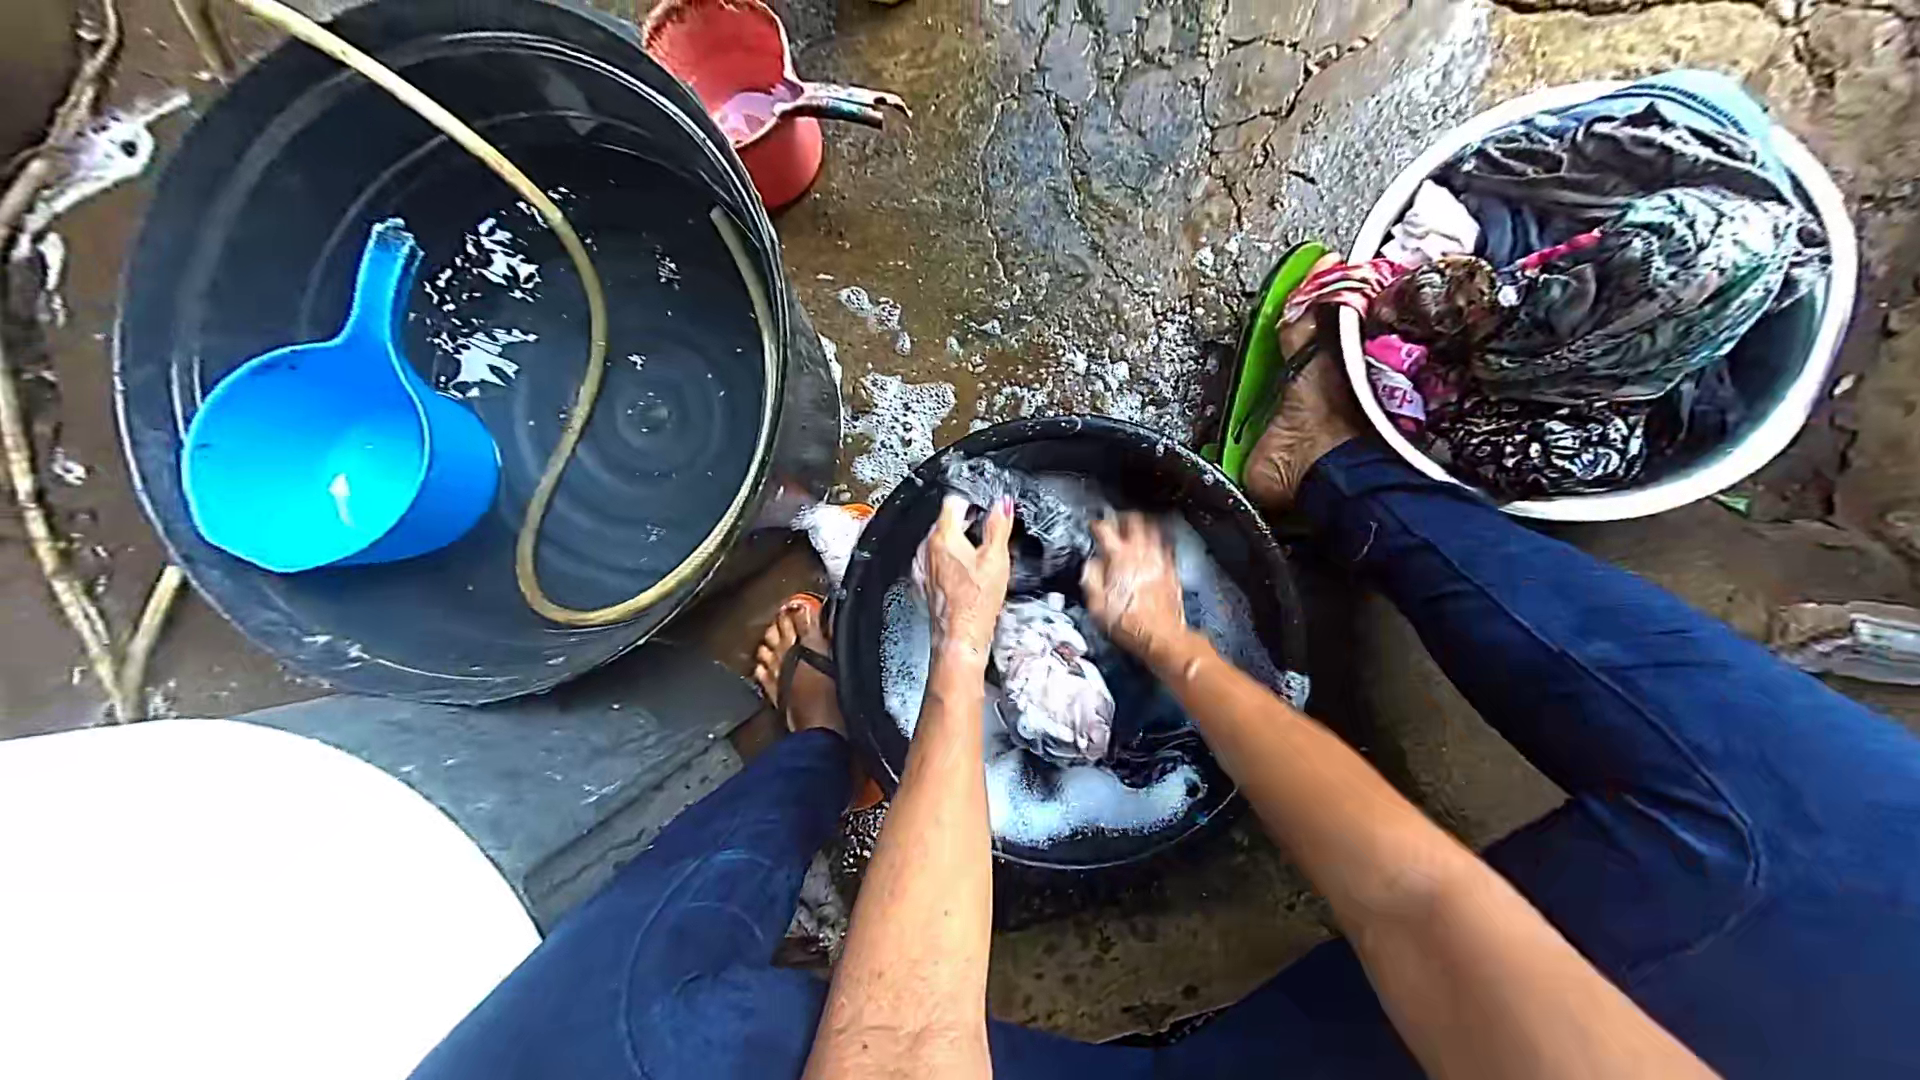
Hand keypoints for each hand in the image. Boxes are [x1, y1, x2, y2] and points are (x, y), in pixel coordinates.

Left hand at [913, 494, 1013, 665]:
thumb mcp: (996, 558)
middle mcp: (927, 549)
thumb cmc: (976, 602)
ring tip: (976, 557)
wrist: (960, 636)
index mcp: (943, 536)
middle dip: (965, 523)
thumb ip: (999, 525)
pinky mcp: (924, 583)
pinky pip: (935, 561)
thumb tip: (1003, 504)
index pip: (953, 502)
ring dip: (956, 543)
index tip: (983, 510)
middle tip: (985, 534)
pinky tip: (963, 574)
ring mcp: (923, 566)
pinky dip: (948, 562)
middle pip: (945, 521)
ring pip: (939, 542)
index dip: (971, 502)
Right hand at [1082, 513, 1189, 664]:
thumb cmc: (1130, 624)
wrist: (1161, 637)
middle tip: (1117, 519)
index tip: (1094, 526)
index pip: (1106, 530)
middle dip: (1123, 517)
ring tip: (1137, 526)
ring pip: (1153, 530)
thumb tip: (1090, 566)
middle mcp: (1141, 555)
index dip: (1097, 524)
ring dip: (1144, 525)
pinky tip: (1156, 546)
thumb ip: (1090, 578)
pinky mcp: (1172, 571)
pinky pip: (1167, 547)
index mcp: (1119, 559)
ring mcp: (1159, 561)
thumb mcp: (1096, 604)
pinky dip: (1159, 541)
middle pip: (1134, 521)